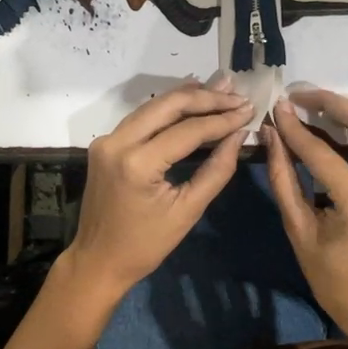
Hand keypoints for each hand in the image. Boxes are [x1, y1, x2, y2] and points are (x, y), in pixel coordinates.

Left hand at [64, 77, 250, 298]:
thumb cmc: (146, 244)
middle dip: (205, 98)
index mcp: (138, 163)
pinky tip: (190, 99)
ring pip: (152, 106)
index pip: (188, 131)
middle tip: (236, 92)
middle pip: (167, 106)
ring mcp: (107, 140)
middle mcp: (117, 142)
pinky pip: (141, 117)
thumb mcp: (187, 211)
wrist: (98, 260)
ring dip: (187, 97)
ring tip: (220, 88)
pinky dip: (167, 109)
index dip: (221, 119)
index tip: (249, 109)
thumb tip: (239, 135)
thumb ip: (216, 170)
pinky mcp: (105, 143)